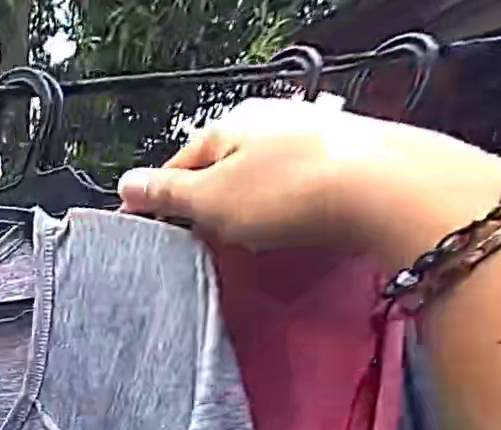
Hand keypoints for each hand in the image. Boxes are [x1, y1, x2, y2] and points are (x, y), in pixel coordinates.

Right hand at [117, 97, 500, 269]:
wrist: (376, 191)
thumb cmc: (282, 195)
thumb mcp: (211, 199)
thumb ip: (167, 193)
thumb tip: (125, 182)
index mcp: (228, 124)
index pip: (177, 163)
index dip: (159, 198)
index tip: (147, 228)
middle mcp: (266, 118)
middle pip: (219, 167)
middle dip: (205, 203)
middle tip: (198, 241)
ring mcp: (304, 132)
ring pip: (255, 173)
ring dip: (242, 204)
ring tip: (240, 237)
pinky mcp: (335, 154)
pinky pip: (287, 182)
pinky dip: (276, 203)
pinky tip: (282, 224)